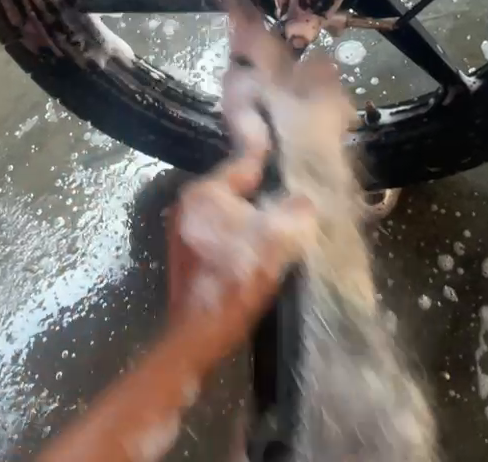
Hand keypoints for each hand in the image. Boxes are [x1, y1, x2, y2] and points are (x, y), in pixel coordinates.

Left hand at [164, 149, 313, 370]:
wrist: (197, 337)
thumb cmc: (235, 280)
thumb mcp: (277, 240)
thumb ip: (296, 211)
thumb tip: (306, 199)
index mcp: (205, 191)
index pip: (244, 163)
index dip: (270, 158)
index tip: (289, 150)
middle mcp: (187, 204)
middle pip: (236, 188)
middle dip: (262, 193)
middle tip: (291, 196)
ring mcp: (181, 230)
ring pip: (227, 211)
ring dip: (250, 217)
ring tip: (278, 223)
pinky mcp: (183, 255)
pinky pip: (218, 232)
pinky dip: (237, 235)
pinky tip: (255, 249)